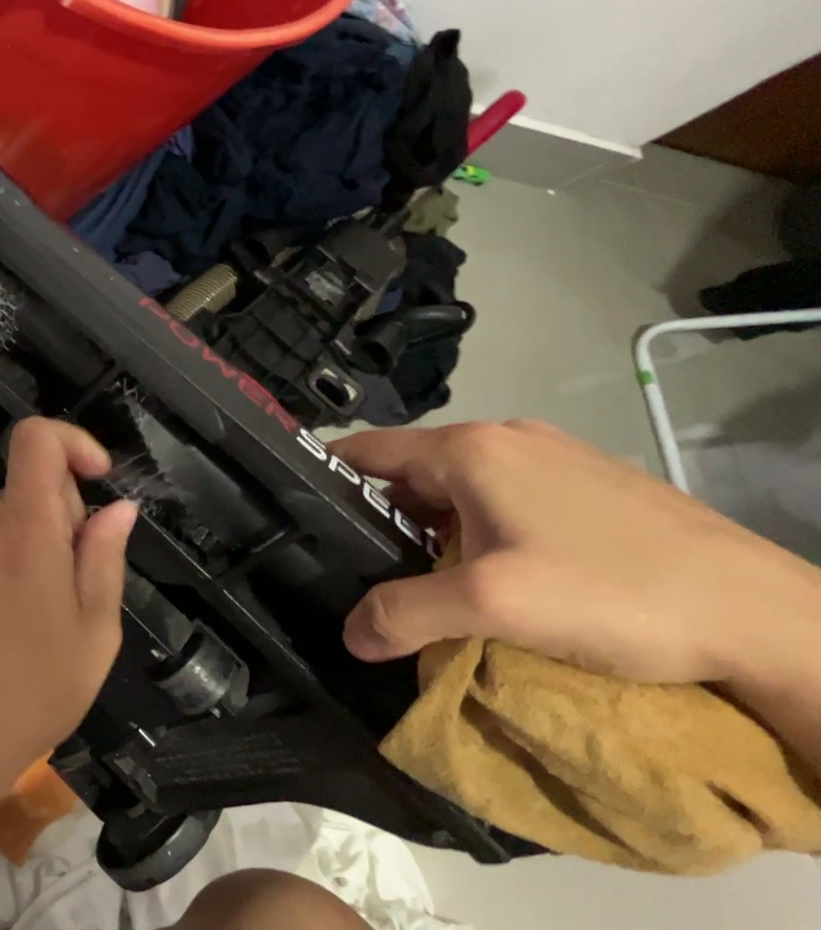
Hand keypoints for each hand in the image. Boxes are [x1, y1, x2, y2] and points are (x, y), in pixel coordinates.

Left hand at [0, 418, 138, 773]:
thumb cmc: (35, 685)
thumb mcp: (95, 628)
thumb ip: (105, 556)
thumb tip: (117, 507)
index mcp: (24, 527)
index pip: (35, 438)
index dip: (73, 442)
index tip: (100, 482)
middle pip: (33, 482)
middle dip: (68, 514)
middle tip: (79, 583)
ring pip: (15, 512)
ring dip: (43, 539)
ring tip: (51, 609)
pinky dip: (17, 554)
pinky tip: (21, 613)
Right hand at [333, 420, 820, 687]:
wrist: (773, 621)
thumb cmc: (617, 593)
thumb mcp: (491, 605)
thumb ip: (403, 612)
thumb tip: (351, 634)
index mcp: (470, 448)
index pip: (364, 450)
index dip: (324, 482)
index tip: (300, 525)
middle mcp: (506, 438)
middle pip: (409, 471)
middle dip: (380, 518)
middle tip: (364, 571)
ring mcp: (555, 458)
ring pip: (458, 488)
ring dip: (431, 529)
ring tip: (425, 582)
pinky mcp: (594, 486)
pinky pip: (504, 499)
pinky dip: (479, 531)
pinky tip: (496, 575)